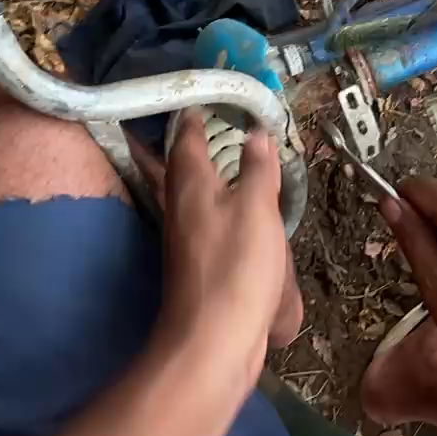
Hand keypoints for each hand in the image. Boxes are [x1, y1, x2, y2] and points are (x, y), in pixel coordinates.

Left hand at [153, 109, 287, 376]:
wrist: (213, 339)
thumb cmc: (235, 265)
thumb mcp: (257, 208)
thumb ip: (258, 168)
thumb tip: (257, 132)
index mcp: (189, 184)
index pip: (183, 137)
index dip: (192, 115)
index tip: (202, 95)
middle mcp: (178, 205)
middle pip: (179, 163)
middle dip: (190, 140)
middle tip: (209, 118)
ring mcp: (184, 235)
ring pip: (190, 190)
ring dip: (203, 169)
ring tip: (222, 153)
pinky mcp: (195, 260)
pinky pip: (202, 214)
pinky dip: (215, 198)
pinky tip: (232, 204)